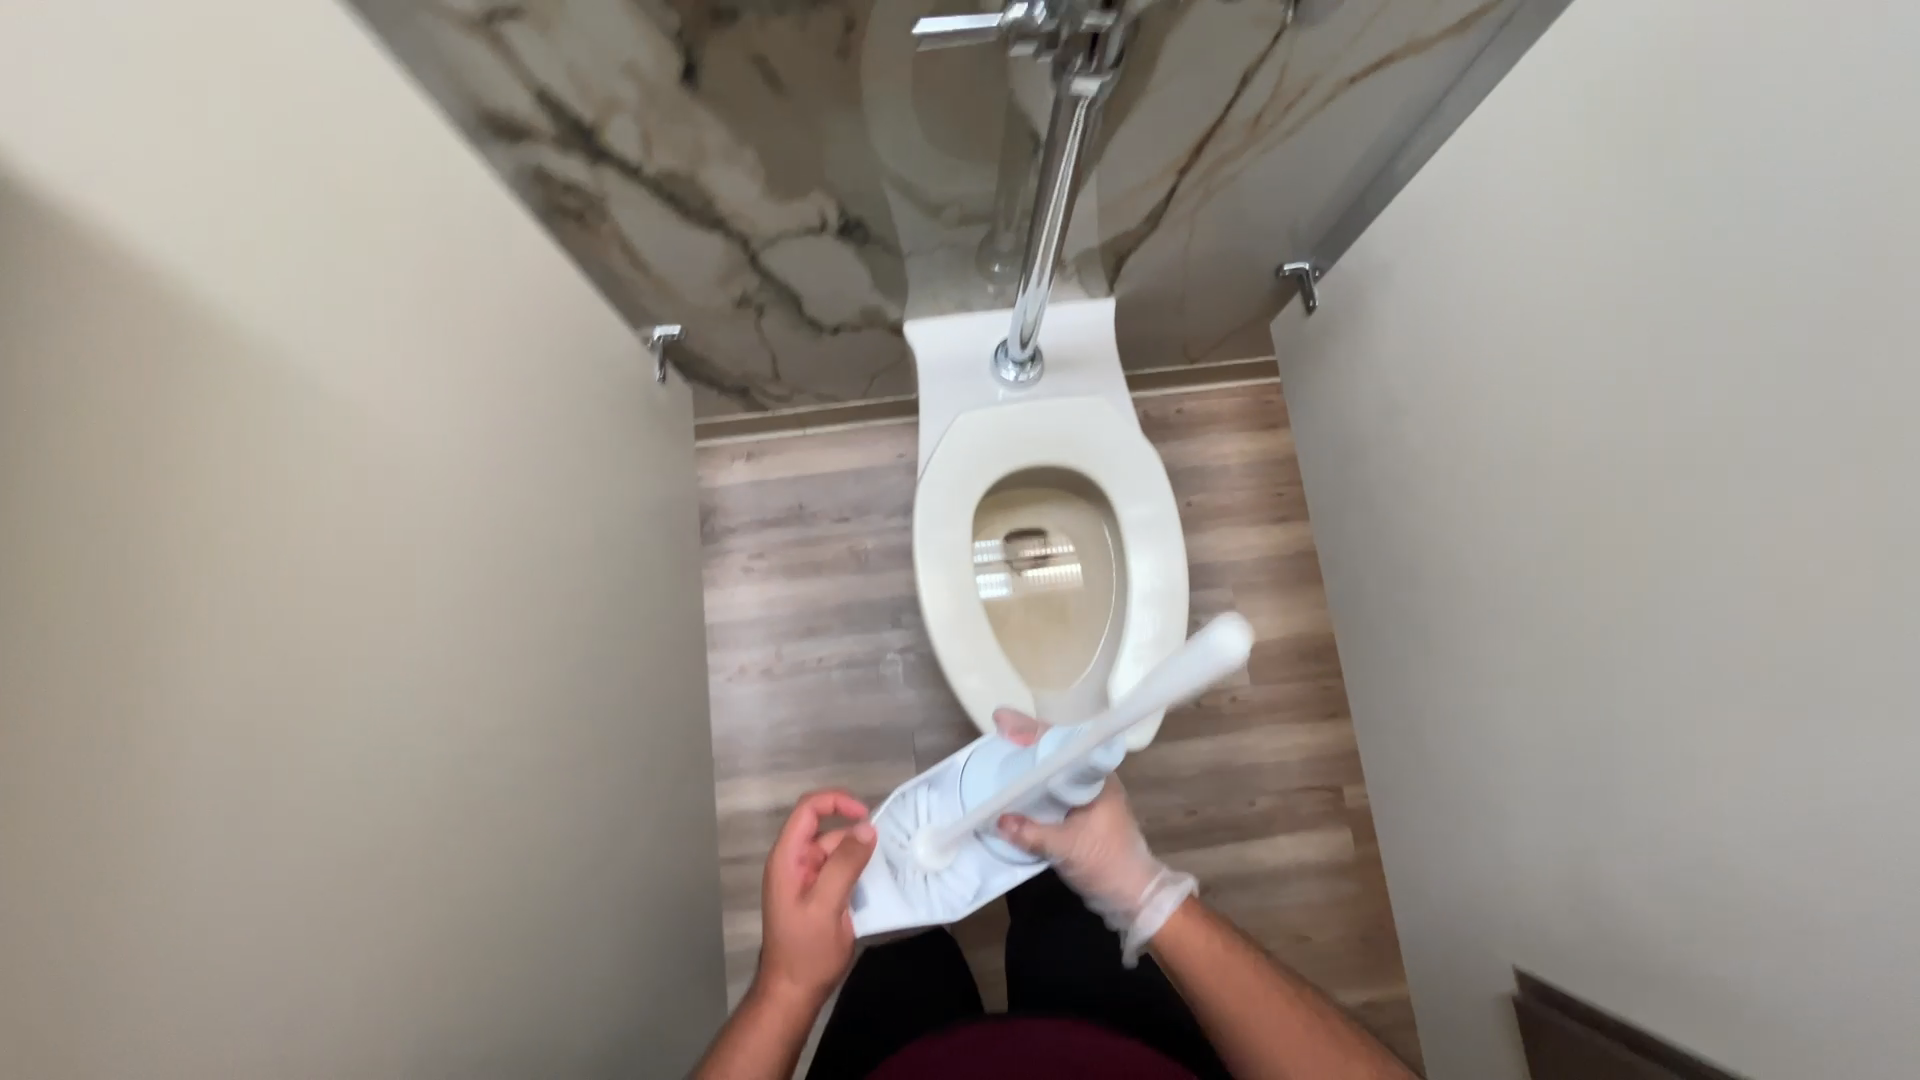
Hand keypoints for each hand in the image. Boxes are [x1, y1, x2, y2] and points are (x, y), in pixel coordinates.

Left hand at [756, 790, 875, 1005]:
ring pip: (837, 850)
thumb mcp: (827, 906)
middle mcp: (795, 862)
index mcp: (788, 858)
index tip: (866, 815)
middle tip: (882, 853)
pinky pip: (840, 870)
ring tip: (884, 870)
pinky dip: (858, 871)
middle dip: (854, 836)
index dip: (836, 802)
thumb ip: (845, 864)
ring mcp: (806, 878)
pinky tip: (875, 883)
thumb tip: (868, 828)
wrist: (793, 994)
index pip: (808, 810)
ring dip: (859, 857)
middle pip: (826, 829)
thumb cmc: (805, 951)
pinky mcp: (818, 893)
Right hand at [993, 709, 1195, 964]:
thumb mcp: (1068, 849)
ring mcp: (1087, 794)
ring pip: (1054, 766)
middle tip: (997, 728)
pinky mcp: (1080, 810)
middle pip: (1057, 748)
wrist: (1134, 896)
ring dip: (1029, 758)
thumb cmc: (1108, 864)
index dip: (1033, 732)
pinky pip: (1052, 785)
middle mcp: (1093, 778)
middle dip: (1027, 738)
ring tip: (1000, 747)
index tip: (1005, 723)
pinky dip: (1033, 780)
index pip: (1062, 742)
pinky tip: (1014, 782)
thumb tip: (998, 819)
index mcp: (1097, 777)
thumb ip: (1033, 834)